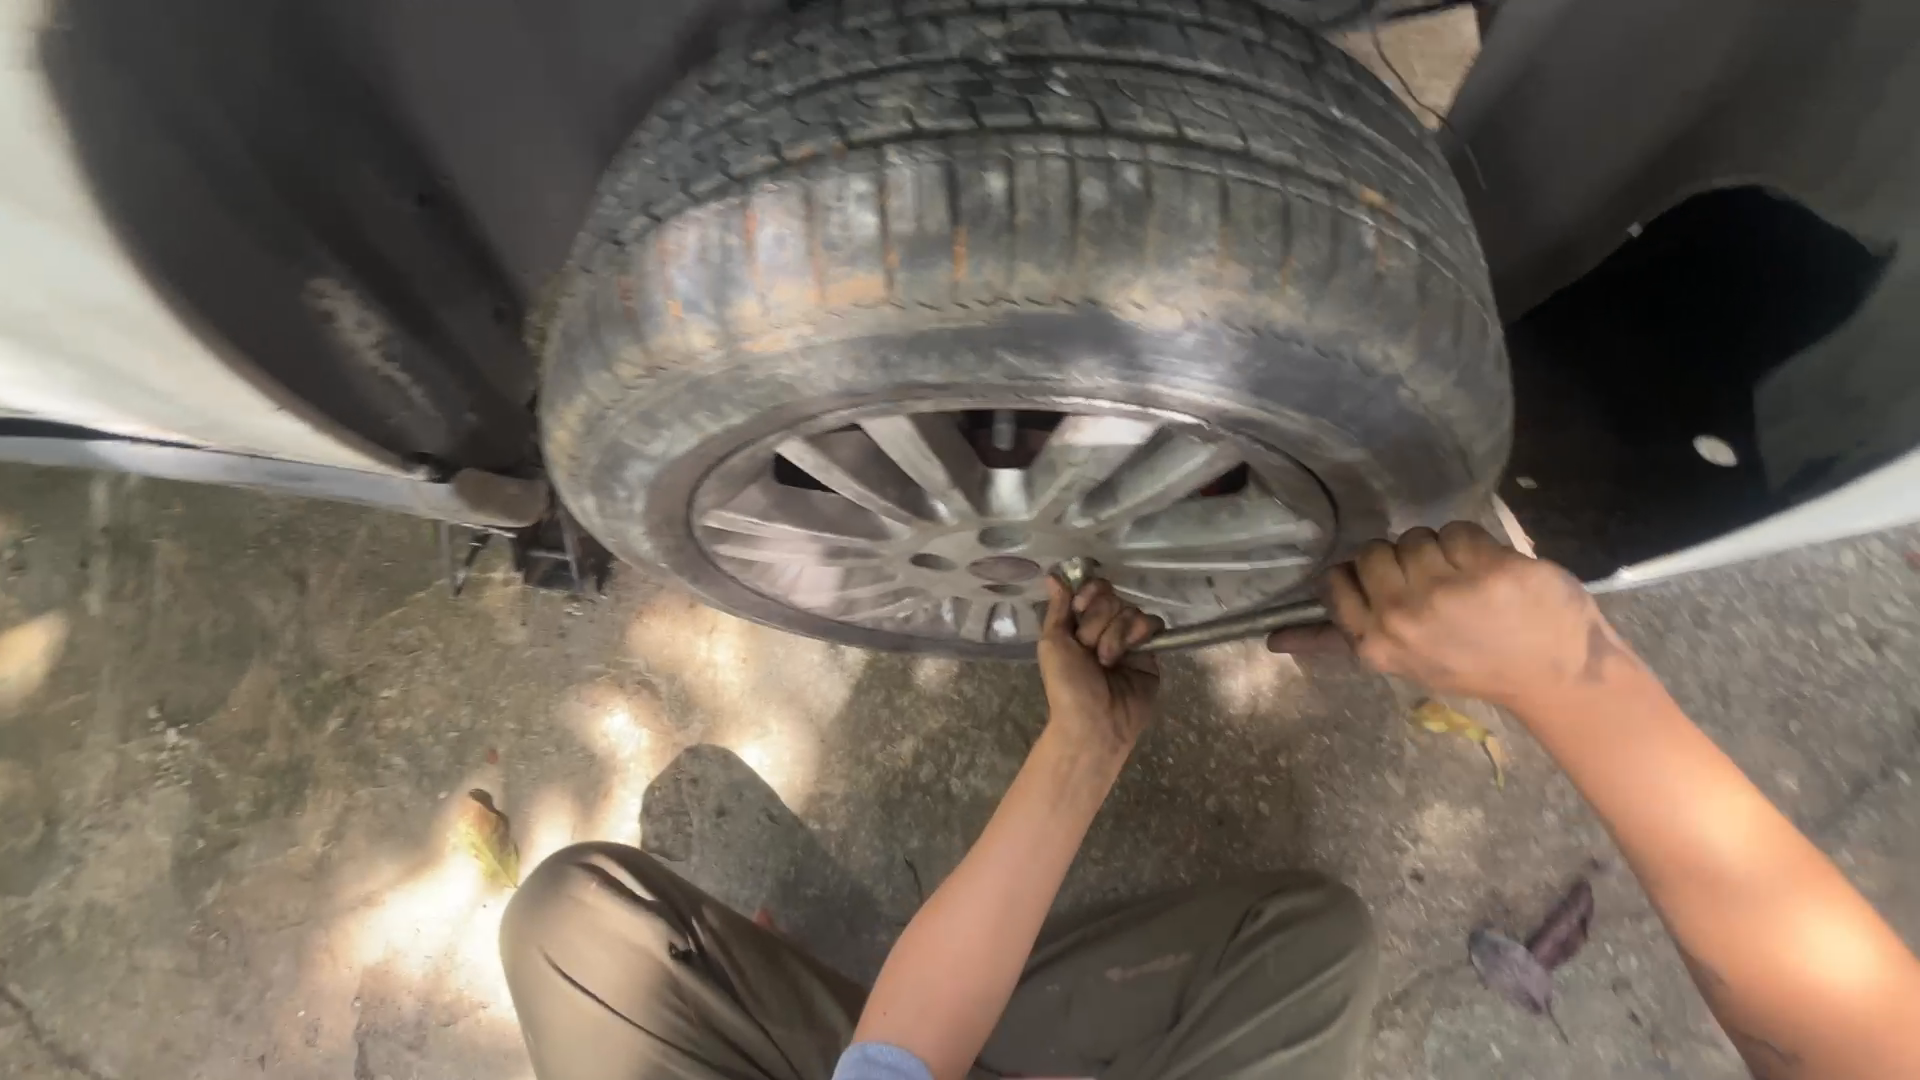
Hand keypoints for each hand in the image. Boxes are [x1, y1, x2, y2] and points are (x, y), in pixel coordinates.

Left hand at [1038, 576, 1163, 756]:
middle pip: (1110, 598)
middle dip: (1097, 622)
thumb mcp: (1052, 644)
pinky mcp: (1151, 652)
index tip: (1079, 609)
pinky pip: (1152, 624)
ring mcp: (1129, 639)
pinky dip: (1139, 633)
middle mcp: (1104, 628)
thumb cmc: (1067, 685)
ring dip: (1115, 634)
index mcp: (1078, 625)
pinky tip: (1129, 653)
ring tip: (1107, 661)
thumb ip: (1058, 609)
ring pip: (1130, 610)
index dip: (1088, 594)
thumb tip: (1052, 576)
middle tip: (1089, 649)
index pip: (1091, 590)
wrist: (1095, 722)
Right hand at [1267, 522, 1640, 710]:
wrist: (1555, 676)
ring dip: (1438, 551)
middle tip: (1431, 585)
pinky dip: (1473, 544)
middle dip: (1400, 561)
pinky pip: (1457, 530)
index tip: (1386, 589)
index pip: (1335, 582)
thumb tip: (1270, 641)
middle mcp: (1401, 617)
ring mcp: (1445, 592)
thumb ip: (1332, 643)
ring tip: (1463, 579)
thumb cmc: (1468, 665)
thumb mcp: (1394, 659)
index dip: (1360, 578)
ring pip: (1415, 537)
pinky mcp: (1488, 569)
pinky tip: (1489, 572)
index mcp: (1374, 641)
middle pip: (1374, 552)